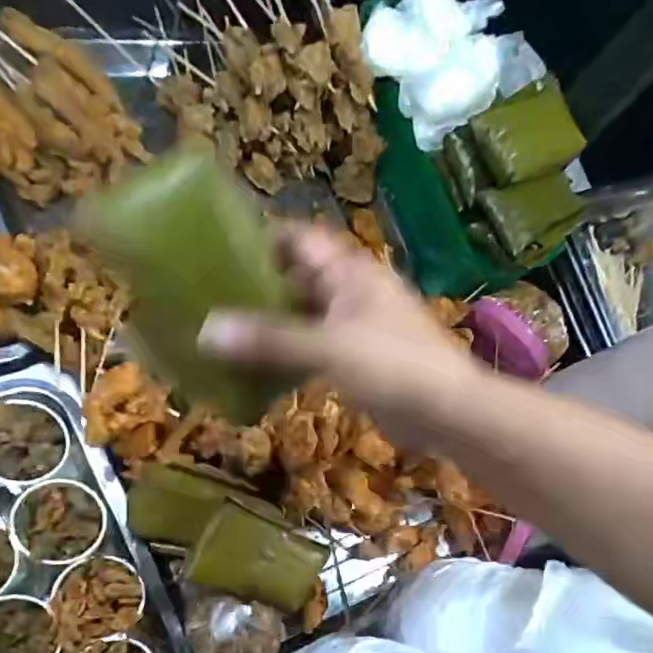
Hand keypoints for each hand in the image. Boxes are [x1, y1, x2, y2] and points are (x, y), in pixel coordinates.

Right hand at [199, 224, 482, 445]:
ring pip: (304, 321)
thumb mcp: (329, 348)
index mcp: (350, 273)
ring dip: (270, 329)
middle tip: (204, 299)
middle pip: (297, 281)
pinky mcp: (359, 365)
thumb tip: (206, 331)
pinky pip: (315, 354)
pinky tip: (254, 372)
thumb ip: (271, 340)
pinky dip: (289, 360)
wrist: (449, 413)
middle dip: (256, 290)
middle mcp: (352, 295)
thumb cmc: (395, 367)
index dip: (259, 240)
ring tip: (219, 337)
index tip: (211, 249)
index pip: (298, 239)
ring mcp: (356, 331)